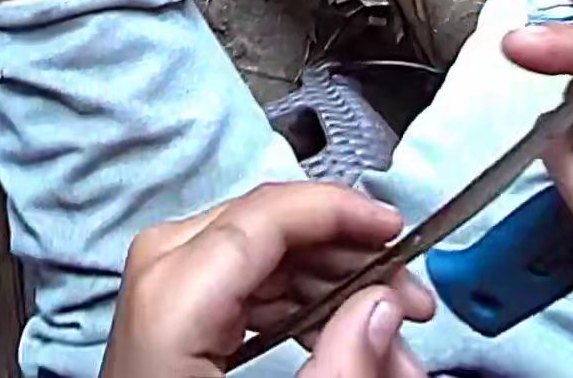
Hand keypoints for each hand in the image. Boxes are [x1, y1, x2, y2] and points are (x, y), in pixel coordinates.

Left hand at [102, 182, 435, 376]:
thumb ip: (336, 368)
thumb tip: (385, 305)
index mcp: (174, 290)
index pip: (268, 215)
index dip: (338, 210)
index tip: (394, 227)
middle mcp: (164, 259)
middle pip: (274, 225)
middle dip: (348, 256)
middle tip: (408, 297)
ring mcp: (166, 269)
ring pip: (269, 245)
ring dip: (333, 279)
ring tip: (388, 327)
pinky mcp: (176, 287)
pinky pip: (250, 270)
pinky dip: (300, 294)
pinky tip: (340, 327)